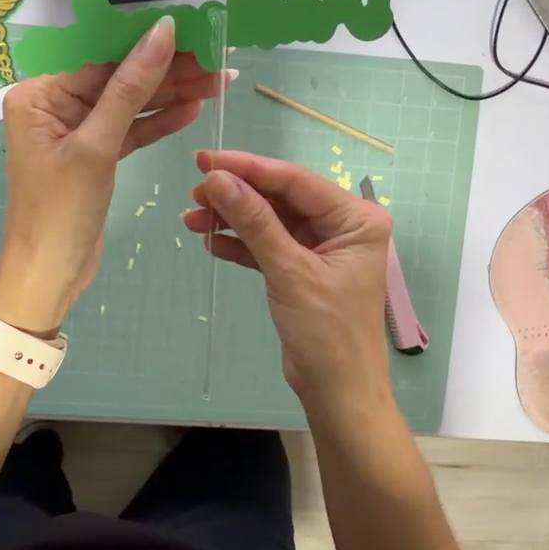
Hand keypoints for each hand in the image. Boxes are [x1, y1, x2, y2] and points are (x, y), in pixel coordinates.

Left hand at [0, 17, 227, 334]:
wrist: (49, 276)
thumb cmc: (61, 212)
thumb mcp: (96, 146)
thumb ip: (130, 88)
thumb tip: (162, 32)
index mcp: (39, 95)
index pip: (98, 55)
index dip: (145, 42)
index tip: (190, 28)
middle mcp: (53, 106)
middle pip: (117, 77)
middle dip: (166, 69)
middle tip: (215, 56)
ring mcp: (74, 132)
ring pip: (128, 104)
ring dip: (170, 94)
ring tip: (217, 80)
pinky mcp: (93, 157)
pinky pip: (128, 130)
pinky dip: (157, 123)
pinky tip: (192, 109)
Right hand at [183, 151, 392, 400]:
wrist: (337, 390)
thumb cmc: (326, 332)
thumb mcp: (290, 272)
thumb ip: (254, 223)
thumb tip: (218, 180)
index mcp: (356, 219)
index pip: (296, 182)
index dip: (250, 168)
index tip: (207, 159)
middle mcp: (342, 227)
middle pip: (281, 199)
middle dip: (237, 196)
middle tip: (194, 192)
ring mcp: (321, 250)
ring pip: (270, 223)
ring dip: (232, 220)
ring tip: (192, 219)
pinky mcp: (301, 272)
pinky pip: (266, 247)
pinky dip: (240, 245)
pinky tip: (210, 241)